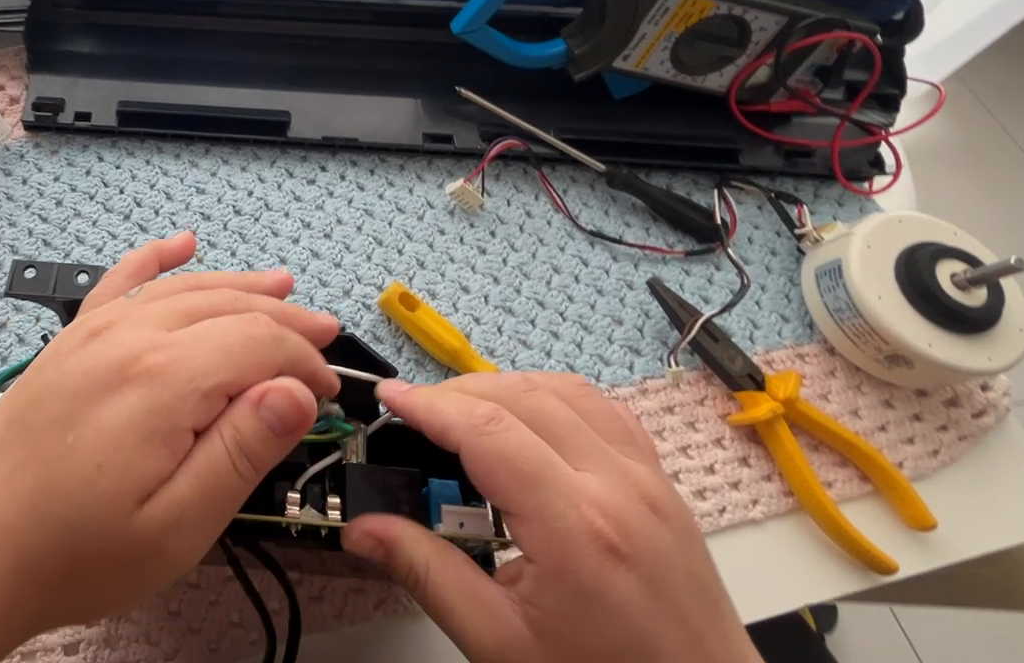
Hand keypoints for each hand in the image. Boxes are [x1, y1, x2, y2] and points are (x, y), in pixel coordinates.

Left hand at [0, 232, 340, 662]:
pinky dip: (156, 259)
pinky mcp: (69, 341)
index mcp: (162, 379)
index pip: (259, 342)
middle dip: (284, 320)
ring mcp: (93, 332)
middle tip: (324, 337)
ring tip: (282, 288)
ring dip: (238, 286)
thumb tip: (296, 392)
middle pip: (227, 306)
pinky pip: (120, 282)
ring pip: (183, 288)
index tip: (327, 397)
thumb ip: (242, 450)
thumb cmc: (74, 554)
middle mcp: (128, 336)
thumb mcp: (177, 526)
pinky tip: (181, 245)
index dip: (304, 363)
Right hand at [342, 373, 759, 662]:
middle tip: (415, 412)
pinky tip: (528, 419)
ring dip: (503, 386)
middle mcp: (617, 484)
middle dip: (456, 392)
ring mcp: (648, 477)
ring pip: (563, 388)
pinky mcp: (662, 480)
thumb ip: (427, 574)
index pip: (486, 430)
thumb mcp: (500, 644)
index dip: (429, 405)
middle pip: (521, 396)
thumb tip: (361, 528)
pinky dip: (553, 395)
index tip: (389, 396)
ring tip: (462, 411)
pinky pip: (603, 407)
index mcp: (576, 527)